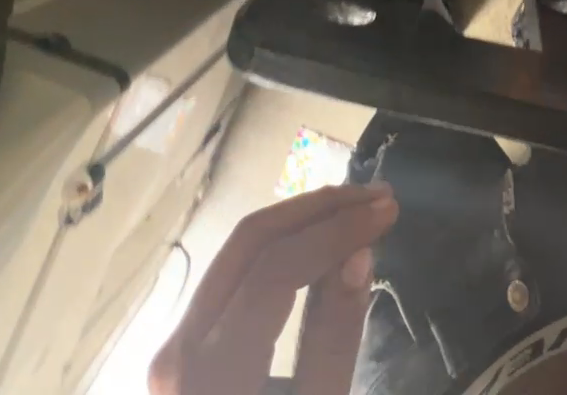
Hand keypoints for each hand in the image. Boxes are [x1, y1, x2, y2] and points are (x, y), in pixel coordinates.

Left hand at [150, 184, 399, 394]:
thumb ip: (334, 338)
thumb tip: (359, 251)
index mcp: (210, 369)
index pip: (277, 268)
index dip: (337, 228)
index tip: (391, 211)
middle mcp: (179, 344)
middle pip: (249, 242)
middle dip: (319, 208)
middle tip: (378, 197)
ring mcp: (175, 345)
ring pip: (238, 251)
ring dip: (302, 219)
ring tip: (357, 208)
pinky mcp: (184, 349)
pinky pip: (234, 274)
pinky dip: (282, 246)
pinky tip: (318, 241)